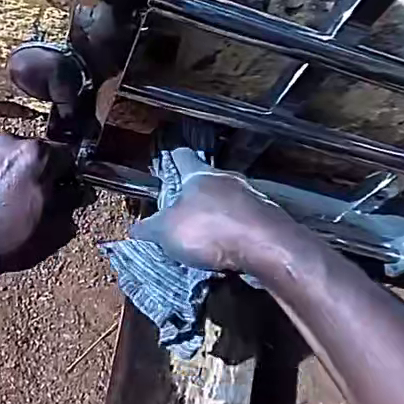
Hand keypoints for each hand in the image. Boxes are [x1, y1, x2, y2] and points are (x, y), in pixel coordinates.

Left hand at [0, 134, 74, 271]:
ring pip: (11, 156)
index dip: (69, 176)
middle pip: (37, 152)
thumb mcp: (53, 227)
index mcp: (38, 154)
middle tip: (37, 198)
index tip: (66, 190)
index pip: (67, 156)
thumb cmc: (6, 238)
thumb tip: (77, 192)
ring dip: (16, 172)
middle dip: (40, 171)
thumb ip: (71, 202)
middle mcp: (11, 142)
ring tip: (10, 200)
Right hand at [128, 150, 311, 274]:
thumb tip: (136, 229)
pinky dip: (234, 231)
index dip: (171, 158)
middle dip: (194, 193)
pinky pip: (244, 221)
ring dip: (216, 214)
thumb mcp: (167, 232)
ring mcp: (252, 197)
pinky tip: (227, 247)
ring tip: (203, 234)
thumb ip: (150, 228)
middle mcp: (228, 179)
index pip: (182, 156)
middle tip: (180, 208)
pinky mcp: (267, 219)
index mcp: (200, 174)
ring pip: (228, 200)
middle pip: (207, 180)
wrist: (264, 247)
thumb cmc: (211, 229)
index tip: (166, 160)